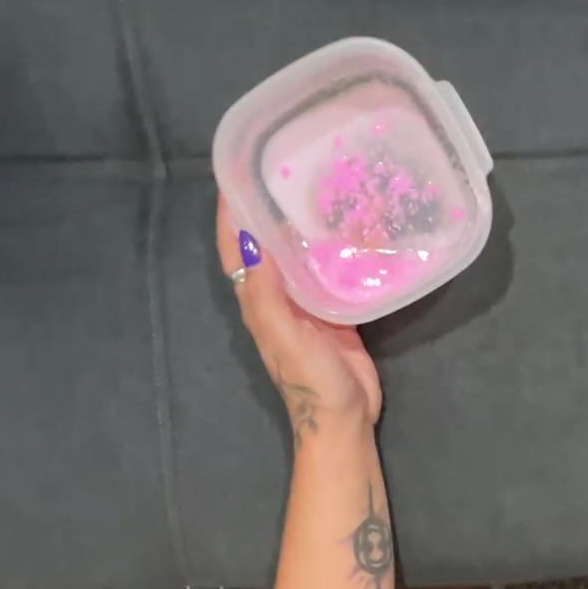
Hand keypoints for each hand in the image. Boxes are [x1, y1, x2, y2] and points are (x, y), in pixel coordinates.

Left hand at [216, 196, 382, 436]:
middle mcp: (279, 297)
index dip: (233, 213)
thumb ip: (267, 294)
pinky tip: (354, 233)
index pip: (238, 248)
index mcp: (258, 300)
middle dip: (271, 210)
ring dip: (308, 228)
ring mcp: (309, 306)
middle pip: (269, 245)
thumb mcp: (285, 336)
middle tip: (290, 170)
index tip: (238, 172)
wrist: (344, 418)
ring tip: (325, 192)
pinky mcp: (338, 314)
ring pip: (303, 257)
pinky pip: (334, 275)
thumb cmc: (310, 380)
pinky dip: (339, 253)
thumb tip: (253, 241)